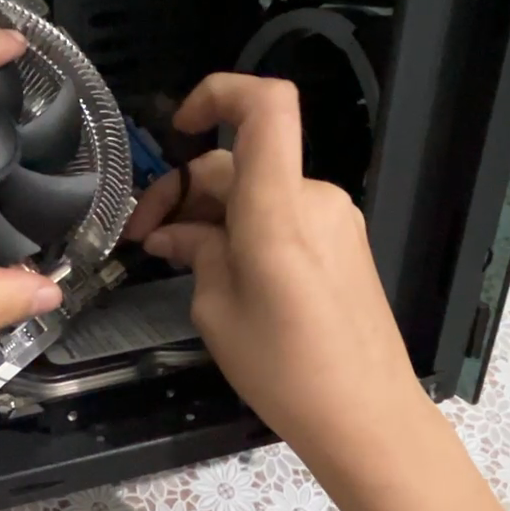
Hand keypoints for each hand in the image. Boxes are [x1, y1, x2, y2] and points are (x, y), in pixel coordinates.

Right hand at [121, 74, 425, 448]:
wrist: (365, 416)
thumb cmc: (283, 369)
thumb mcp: (217, 311)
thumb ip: (197, 254)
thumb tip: (176, 234)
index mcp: (278, 209)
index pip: (265, 107)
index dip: (218, 94)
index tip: (179, 130)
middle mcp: (313, 198)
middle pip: (240, 163)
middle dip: (186, 192)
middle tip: (145, 239)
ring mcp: (334, 219)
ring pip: (258, 192)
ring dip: (213, 214)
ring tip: (178, 260)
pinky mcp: (343, 243)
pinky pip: (283, 216)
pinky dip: (244, 229)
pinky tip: (221, 270)